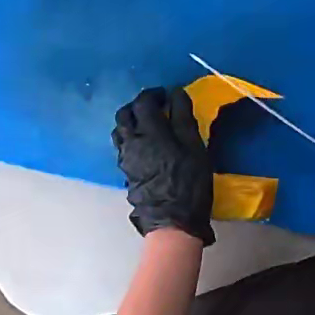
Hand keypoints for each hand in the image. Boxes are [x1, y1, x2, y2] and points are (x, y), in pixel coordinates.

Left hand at [113, 87, 214, 245]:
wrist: (171, 220)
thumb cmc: (188, 183)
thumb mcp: (194, 147)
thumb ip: (183, 118)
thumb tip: (176, 93)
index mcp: (149, 131)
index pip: (143, 102)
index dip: (154, 94)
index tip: (167, 95)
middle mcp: (131, 141)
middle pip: (124, 113)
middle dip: (138, 105)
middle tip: (156, 108)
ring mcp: (125, 157)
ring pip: (120, 130)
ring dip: (131, 121)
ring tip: (149, 126)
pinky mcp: (125, 171)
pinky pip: (122, 146)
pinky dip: (131, 137)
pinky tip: (145, 145)